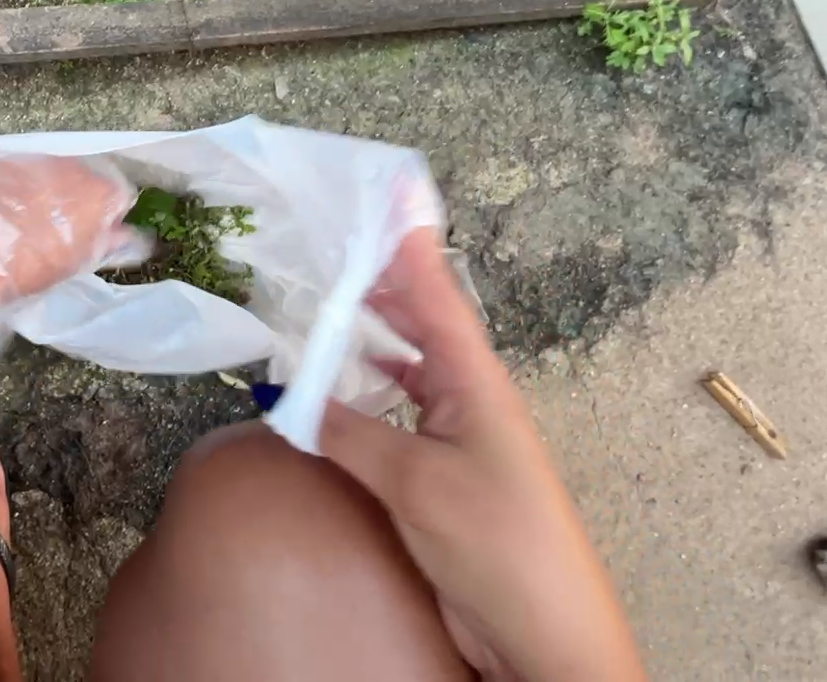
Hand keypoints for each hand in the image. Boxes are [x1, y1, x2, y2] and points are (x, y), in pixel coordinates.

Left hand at [0, 155, 137, 317]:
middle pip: (89, 178)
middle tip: (62, 225)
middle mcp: (75, 168)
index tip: (94, 233)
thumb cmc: (33, 268)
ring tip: (32, 215)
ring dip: (53, 188)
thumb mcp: (78, 262)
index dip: (108, 216)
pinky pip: (27, 169)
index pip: (119, 196)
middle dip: (81, 198)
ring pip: (58, 171)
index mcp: (99, 195)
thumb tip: (125, 234)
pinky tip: (10, 206)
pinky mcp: (9, 159)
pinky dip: (24, 183)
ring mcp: (39, 160)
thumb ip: (109, 242)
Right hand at [318, 228, 645, 681]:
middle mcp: (464, 395)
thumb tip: (282, 396)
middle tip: (331, 248)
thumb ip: (346, 431)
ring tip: (321, 306)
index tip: (392, 190)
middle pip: (416, 321)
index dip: (410, 240)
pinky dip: (358, 392)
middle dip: (377, 283)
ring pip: (399, 365)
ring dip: (365, 337)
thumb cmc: (500, 544)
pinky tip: (329, 389)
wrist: (545, 641)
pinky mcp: (433, 470)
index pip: (436, 292)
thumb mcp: (415, 481)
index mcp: (474, 380)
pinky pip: (388, 412)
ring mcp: (450, 433)